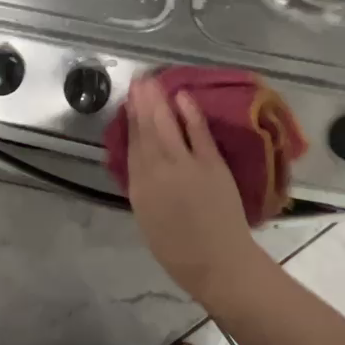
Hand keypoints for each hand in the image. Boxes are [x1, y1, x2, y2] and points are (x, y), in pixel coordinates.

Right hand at [123, 78, 267, 302]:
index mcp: (139, 188)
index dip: (129, 121)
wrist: (216, 264)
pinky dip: (189, 113)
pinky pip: (197, 133)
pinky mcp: (211, 165)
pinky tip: (182, 97)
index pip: (132, 147)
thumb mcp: (147, 216)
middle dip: (141, 103)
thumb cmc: (179, 249)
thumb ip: (142, 186)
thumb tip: (140, 160)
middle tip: (138, 80)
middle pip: (146, 130)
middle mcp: (157, 172)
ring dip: (158, 101)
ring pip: (166, 126)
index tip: (128, 101)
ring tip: (151, 81)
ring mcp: (185, 165)